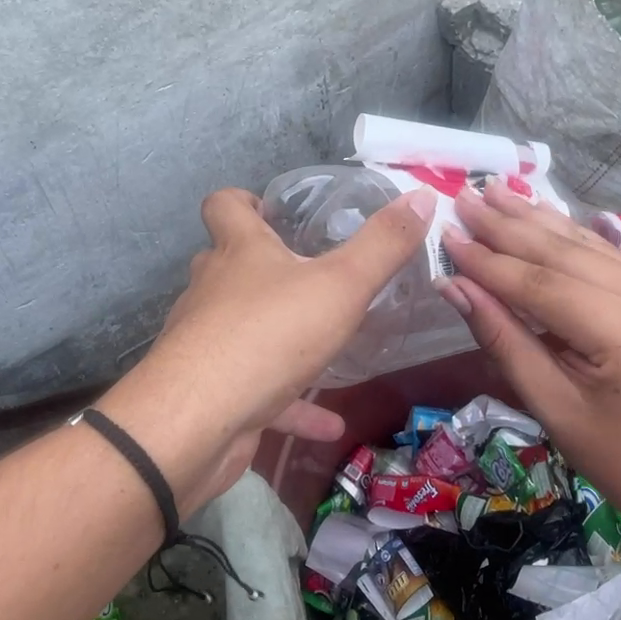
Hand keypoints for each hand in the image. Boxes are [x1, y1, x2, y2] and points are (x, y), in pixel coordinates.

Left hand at [98, 186, 435, 513]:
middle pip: (228, 265)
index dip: (244, 200)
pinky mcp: (212, 392)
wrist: (198, 423)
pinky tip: (327, 422)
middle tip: (311, 274)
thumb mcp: (341, 285)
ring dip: (280, 337)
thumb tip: (423, 196)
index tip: (272, 209)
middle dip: (265, 268)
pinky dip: (290, 404)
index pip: (224, 206)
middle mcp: (213, 289)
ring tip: (325, 344)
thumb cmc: (269, 334)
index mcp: (238, 251)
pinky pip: (257, 392)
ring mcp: (206, 342)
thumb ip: (383, 244)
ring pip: (242, 328)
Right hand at [436, 181, 620, 559]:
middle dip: (508, 226)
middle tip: (463, 196)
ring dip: (535, 219)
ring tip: (493, 191)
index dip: (489, 261)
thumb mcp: (553, 408)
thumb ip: (503, 339)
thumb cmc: (620, 462)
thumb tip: (453, 286)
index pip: (542, 285)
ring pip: (586, 246)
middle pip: (564, 254)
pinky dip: (566, 235)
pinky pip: (607, 256)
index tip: (446, 234)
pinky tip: (538, 213)